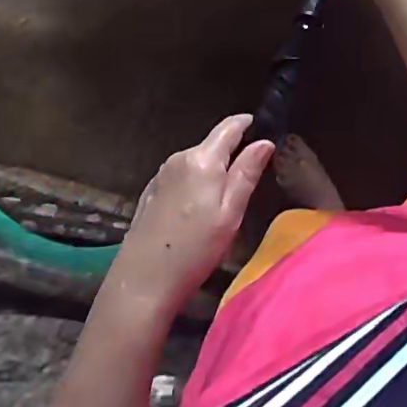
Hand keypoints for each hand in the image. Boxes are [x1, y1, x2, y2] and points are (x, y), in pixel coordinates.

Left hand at [109, 115, 272, 312]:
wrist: (141, 282)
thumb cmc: (195, 249)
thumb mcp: (231, 213)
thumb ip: (247, 173)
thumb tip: (265, 142)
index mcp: (203, 159)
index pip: (230, 127)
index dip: (248, 124)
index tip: (261, 127)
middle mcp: (179, 158)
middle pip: (212, 145)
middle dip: (230, 155)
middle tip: (246, 182)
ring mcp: (161, 174)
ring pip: (196, 162)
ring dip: (211, 172)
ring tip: (221, 203)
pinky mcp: (150, 191)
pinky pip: (180, 177)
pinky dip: (193, 185)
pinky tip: (194, 212)